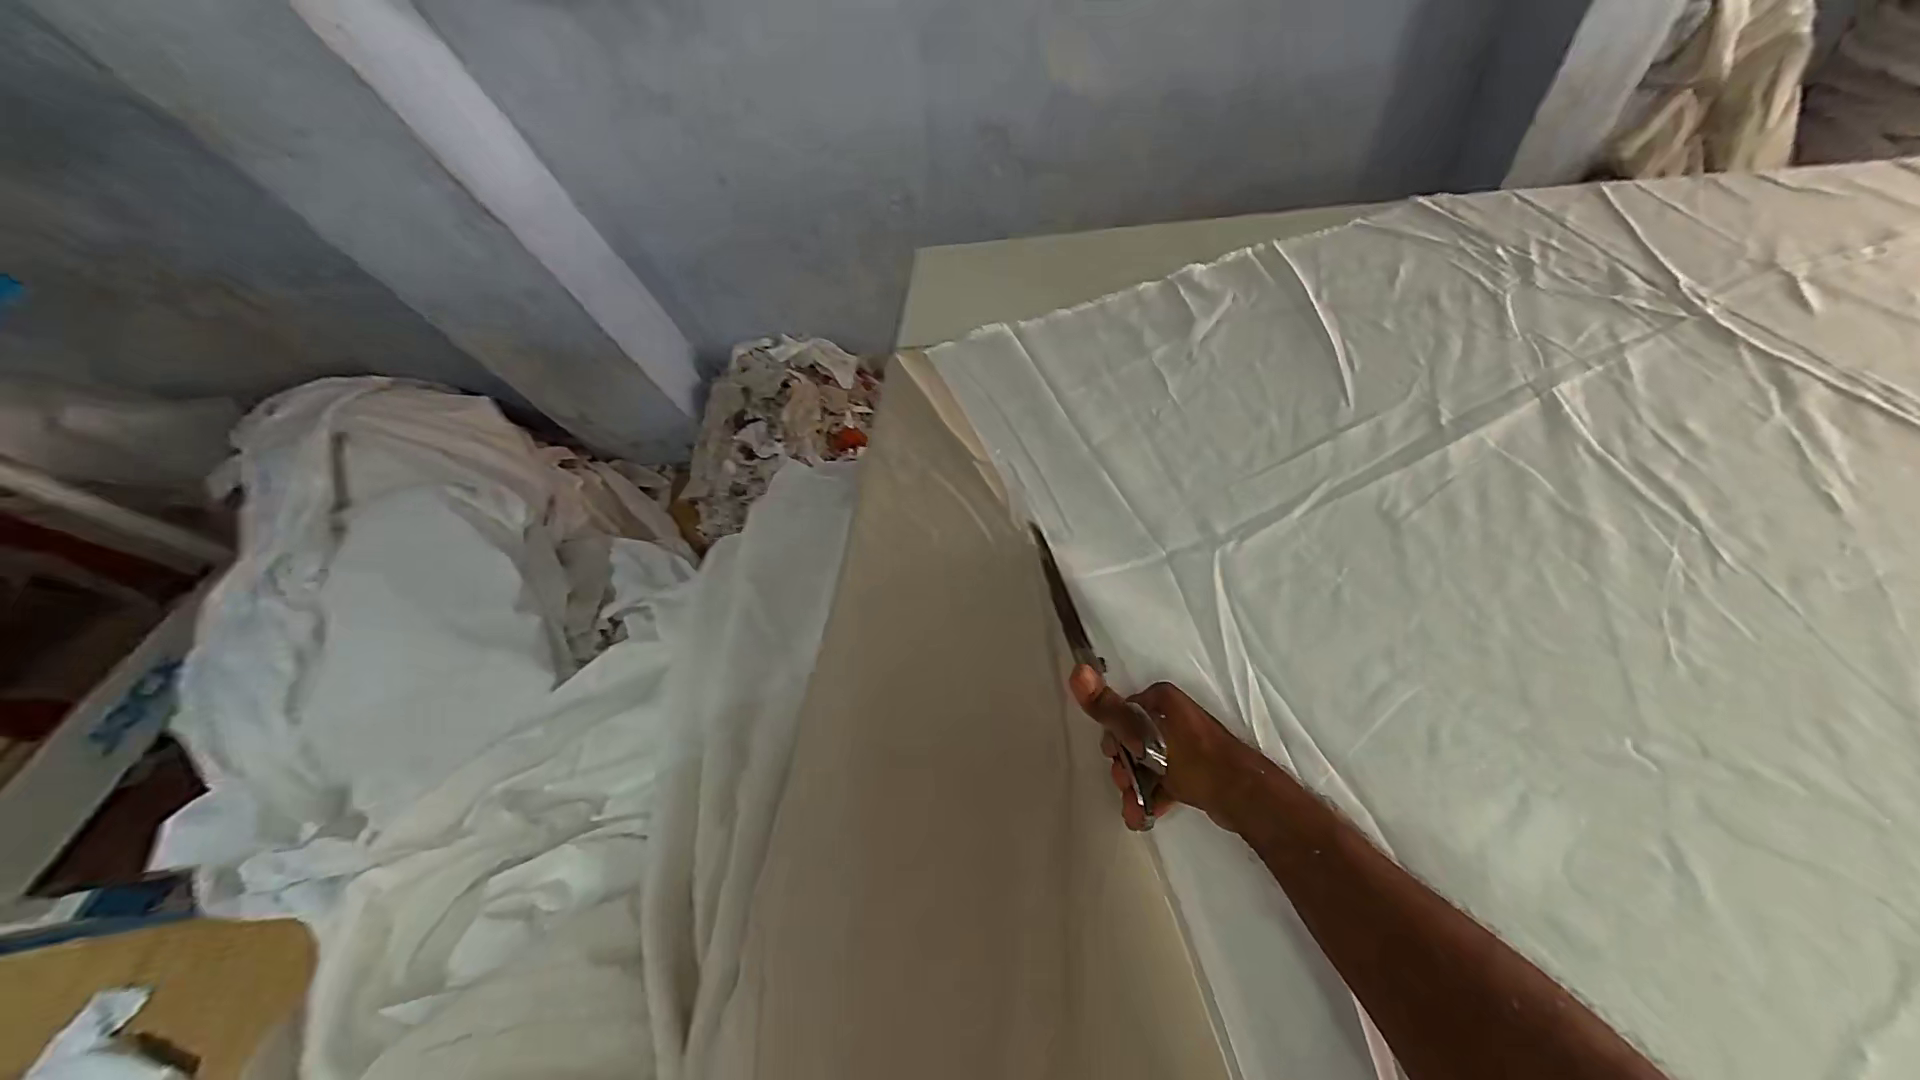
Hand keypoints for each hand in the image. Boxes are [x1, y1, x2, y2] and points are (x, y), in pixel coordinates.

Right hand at [1069, 665, 1264, 831]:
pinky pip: (1163, 779)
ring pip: (1146, 764)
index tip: (1114, 759)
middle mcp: (1173, 717)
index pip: (1122, 713)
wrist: (1245, 798)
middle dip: (1124, 768)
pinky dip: (1152, 795)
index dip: (1113, 738)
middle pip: (1132, 741)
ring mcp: (1185, 745)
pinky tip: (1144, 815)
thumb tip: (1078, 670)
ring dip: (1135, 787)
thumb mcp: (1144, 735)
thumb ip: (1109, 710)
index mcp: (1162, 701)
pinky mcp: (1194, 770)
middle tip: (1125, 785)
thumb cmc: (1194, 761)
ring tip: (1134, 808)